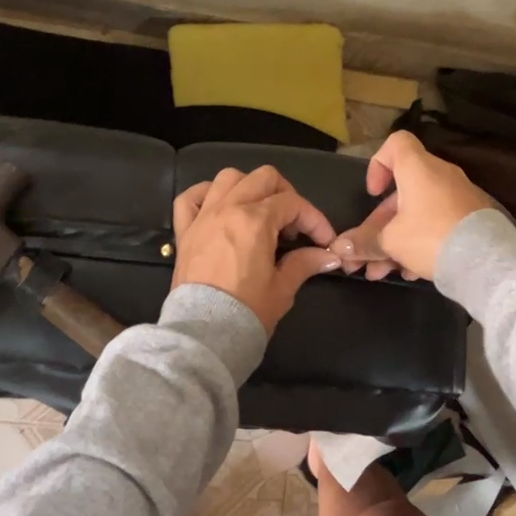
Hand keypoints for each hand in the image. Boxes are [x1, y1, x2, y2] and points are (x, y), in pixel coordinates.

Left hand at [171, 166, 340, 332]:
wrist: (203, 337)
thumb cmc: (247, 312)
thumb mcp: (282, 288)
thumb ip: (305, 263)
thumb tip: (330, 256)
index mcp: (255, 221)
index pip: (293, 204)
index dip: (314, 219)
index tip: (324, 240)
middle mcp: (228, 208)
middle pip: (264, 178)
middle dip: (286, 195)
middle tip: (294, 223)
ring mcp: (203, 216)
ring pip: (228, 178)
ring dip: (249, 188)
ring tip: (259, 212)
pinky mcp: (184, 230)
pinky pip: (190, 197)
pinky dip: (206, 195)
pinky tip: (219, 207)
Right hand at [331, 131, 492, 280]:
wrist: (488, 261)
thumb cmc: (432, 236)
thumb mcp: (391, 241)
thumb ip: (364, 242)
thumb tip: (339, 248)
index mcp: (418, 168)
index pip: (396, 143)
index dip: (378, 164)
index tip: (373, 194)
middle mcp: (440, 176)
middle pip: (402, 191)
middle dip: (380, 224)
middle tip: (365, 253)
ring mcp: (459, 198)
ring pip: (418, 214)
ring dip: (396, 241)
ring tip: (382, 273)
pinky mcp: (472, 219)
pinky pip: (438, 225)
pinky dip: (421, 244)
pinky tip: (411, 273)